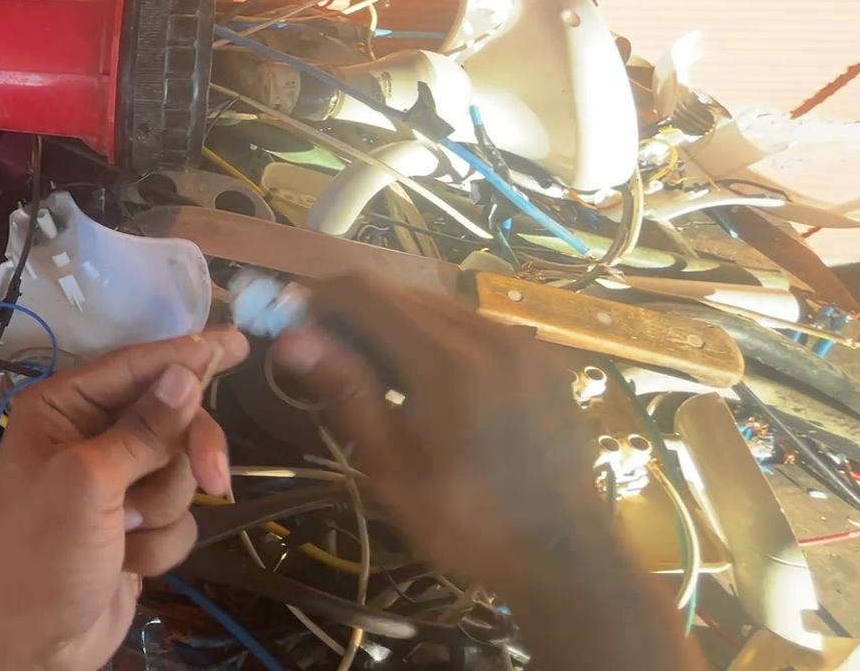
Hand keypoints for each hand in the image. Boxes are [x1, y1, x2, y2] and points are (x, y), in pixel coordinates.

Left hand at [0, 330, 250, 670]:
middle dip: (187, 452)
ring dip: (160, 508)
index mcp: (62, 406)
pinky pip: (178, 515)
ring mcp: (115, 480)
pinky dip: (159, 543)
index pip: (132, 367)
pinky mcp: (135, 523)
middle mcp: (88, 434)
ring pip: (179, 470)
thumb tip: (186, 370)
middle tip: (218, 478)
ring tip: (124, 533)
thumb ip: (143, 429)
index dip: (183, 354)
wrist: (26, 644)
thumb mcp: (89, 483)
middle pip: (168, 418)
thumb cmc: (40, 551)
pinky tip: (126, 561)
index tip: (234, 342)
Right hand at [273, 275, 700, 670]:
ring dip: (387, 320)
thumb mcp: (389, 463)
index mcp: (451, 362)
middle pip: (396, 292)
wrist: (572, 568)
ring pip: (431, 303)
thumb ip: (344, 389)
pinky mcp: (542, 359)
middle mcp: (492, 337)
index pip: (364, 292)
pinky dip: (427, 333)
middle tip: (320, 349)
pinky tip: (418, 376)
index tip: (287, 317)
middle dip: (348, 310)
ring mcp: (525, 346)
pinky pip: (467, 323)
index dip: (316, 295)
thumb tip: (289, 336)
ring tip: (367, 367)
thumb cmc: (466, 521)